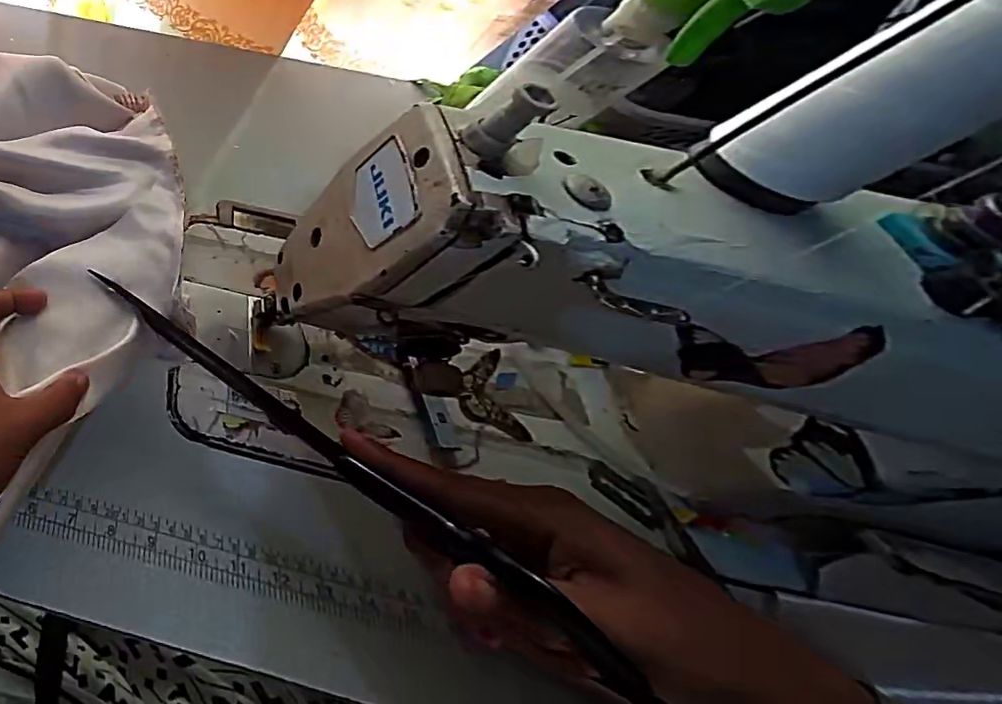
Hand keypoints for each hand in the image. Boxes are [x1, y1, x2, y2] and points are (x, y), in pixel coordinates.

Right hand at [338, 428, 870, 703]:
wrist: (773, 693)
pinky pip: (504, 595)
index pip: (445, 485)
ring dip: (500, 614)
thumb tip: (450, 571)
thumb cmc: (688, 646)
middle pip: (452, 534)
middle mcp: (531, 522)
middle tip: (498, 622)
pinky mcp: (552, 582)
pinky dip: (515, 625)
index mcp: (537, 513)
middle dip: (463, 579)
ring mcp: (542, 552)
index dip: (392, 465)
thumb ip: (519, 601)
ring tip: (555, 648)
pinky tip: (551, 649)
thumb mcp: (601, 629)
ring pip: (477, 571)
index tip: (345, 440)